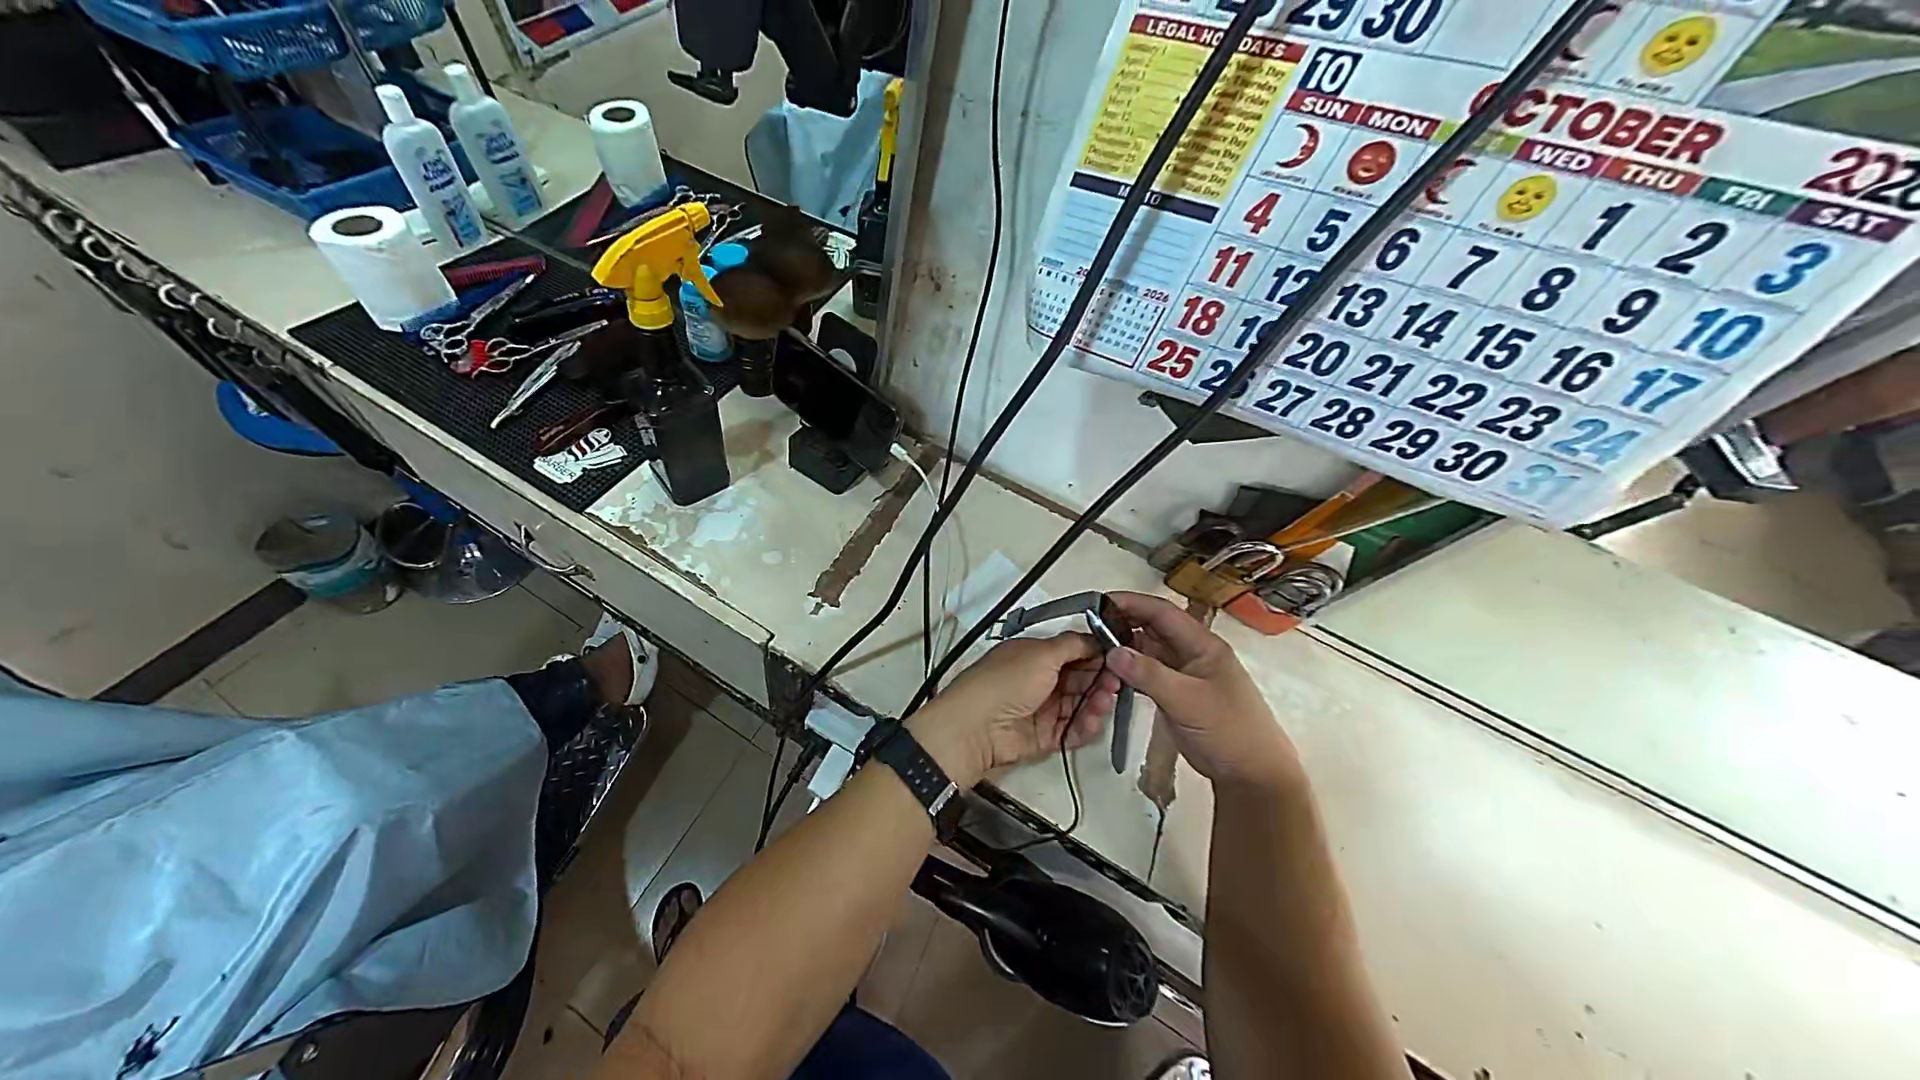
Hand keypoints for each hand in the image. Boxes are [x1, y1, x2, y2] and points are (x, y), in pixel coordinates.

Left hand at [907, 633, 1120, 787]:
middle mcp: (1039, 680)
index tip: (1118, 655)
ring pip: (1079, 704)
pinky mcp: (1045, 735)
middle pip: (1079, 678)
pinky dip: (1086, 725)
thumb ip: (1073, 644)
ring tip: (1107, 699)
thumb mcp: (1041, 653)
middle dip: (1101, 677)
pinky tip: (1095, 719)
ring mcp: (1042, 709)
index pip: (1073, 652)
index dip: (1096, 653)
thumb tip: (1095, 638)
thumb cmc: (1004, 682)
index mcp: (1034, 655)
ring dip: (1097, 701)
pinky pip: (1072, 730)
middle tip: (1119, 679)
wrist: (977, 727)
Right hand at [1104, 592, 1302, 790]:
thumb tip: (1113, 652)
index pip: (1162, 612)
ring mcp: (1185, 675)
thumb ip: (1149, 675)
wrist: (1252, 775)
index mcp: (1203, 645)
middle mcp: (1192, 653)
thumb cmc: (1228, 732)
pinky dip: (1130, 670)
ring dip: (1124, 648)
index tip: (1100, 603)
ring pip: (1149, 651)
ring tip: (1094, 650)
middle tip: (1090, 628)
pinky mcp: (1177, 694)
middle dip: (1123, 624)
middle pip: (1153, 628)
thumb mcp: (1188, 700)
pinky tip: (1111, 674)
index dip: (1131, 603)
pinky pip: (1149, 673)